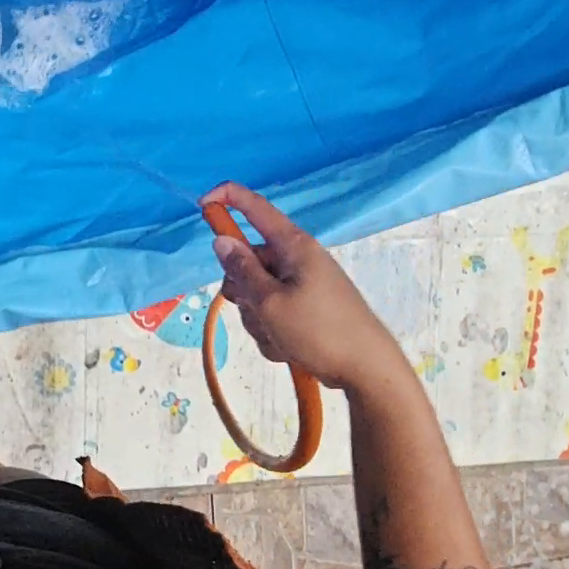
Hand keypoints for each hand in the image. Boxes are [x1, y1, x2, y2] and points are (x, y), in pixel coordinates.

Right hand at [200, 182, 409, 393]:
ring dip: (257, 316)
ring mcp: (301, 284)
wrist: (367, 370)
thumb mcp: (269, 302)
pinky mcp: (305, 308)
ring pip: (256, 292)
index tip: (202, 205)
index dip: (226, 198)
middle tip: (256, 310)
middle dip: (241, 289)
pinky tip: (287, 346)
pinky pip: (271, 312)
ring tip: (278, 336)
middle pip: (248, 261)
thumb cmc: (319, 330)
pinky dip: (271, 329)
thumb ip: (242, 270)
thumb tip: (221, 240)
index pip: (254, 207)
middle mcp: (296, 259)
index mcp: (292, 245)